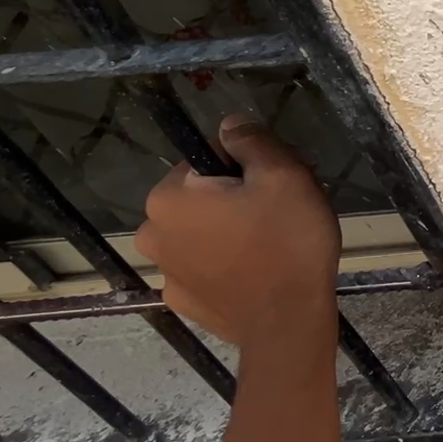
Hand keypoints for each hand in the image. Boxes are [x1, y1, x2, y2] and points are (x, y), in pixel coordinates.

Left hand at [135, 114, 340, 349]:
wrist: (285, 318)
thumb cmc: (288, 239)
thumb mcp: (285, 176)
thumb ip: (253, 143)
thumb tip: (229, 123)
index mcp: (171, 196)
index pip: (209, 157)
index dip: (253, 162)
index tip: (288, 177)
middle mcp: (153, 230)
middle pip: (205, 194)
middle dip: (244, 193)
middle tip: (290, 205)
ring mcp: (165, 269)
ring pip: (205, 228)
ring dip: (237, 225)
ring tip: (280, 238)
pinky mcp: (183, 297)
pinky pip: (207, 263)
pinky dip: (231, 258)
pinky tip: (260, 267)